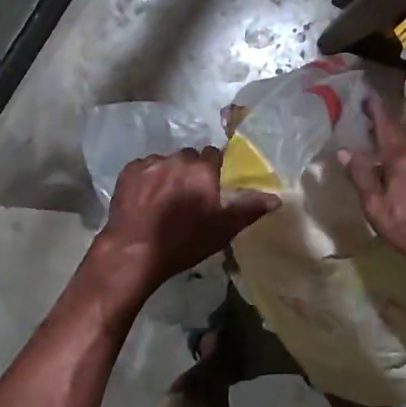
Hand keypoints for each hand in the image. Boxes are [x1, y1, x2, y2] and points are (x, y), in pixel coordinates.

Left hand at [87, 147, 278, 304]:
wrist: (134, 251)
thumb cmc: (183, 242)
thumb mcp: (222, 229)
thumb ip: (249, 209)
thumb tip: (276, 198)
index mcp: (203, 169)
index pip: (214, 154)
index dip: (214, 169)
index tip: (211, 186)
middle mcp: (177, 159)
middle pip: (189, 157)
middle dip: (190, 171)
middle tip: (188, 196)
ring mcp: (150, 163)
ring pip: (165, 162)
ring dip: (167, 174)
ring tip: (163, 199)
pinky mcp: (129, 171)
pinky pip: (144, 168)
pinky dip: (146, 179)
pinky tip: (144, 199)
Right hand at [340, 95, 405, 272]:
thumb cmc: (403, 223)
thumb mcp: (373, 202)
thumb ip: (360, 175)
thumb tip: (345, 151)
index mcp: (399, 158)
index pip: (386, 125)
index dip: (376, 108)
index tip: (366, 91)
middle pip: (395, 133)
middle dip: (380, 120)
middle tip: (362, 109)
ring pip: (402, 146)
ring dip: (387, 137)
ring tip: (369, 133)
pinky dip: (393, 151)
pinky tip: (385, 160)